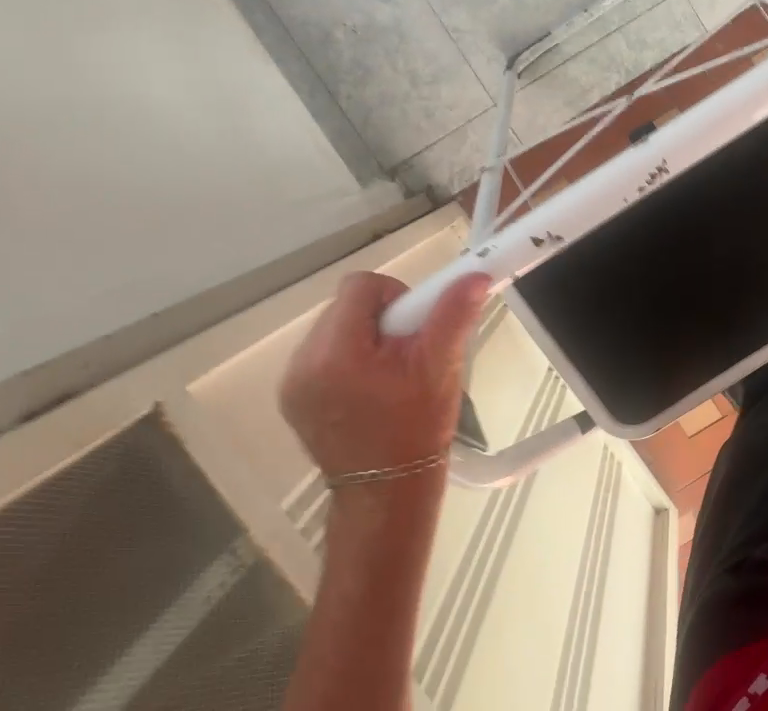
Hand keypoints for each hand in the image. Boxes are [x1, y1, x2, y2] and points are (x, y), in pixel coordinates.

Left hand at [279, 271, 490, 479]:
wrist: (388, 493)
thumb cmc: (417, 428)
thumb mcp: (440, 366)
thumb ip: (453, 315)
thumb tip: (474, 276)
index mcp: (336, 351)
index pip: (361, 286)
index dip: (395, 295)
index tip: (416, 327)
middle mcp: (302, 362)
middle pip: (345, 307)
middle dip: (381, 320)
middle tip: (409, 352)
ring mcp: (292, 383)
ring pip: (334, 330)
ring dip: (364, 340)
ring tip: (390, 374)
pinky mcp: (292, 399)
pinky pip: (322, 357)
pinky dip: (347, 361)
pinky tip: (369, 390)